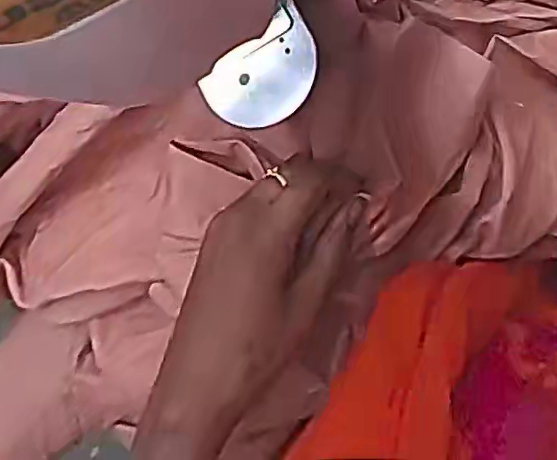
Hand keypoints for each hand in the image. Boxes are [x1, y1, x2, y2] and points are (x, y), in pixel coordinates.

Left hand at [137, 156, 364, 458]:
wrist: (194, 386)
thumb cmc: (257, 351)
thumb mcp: (307, 302)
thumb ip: (333, 246)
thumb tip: (354, 208)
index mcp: (266, 226)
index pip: (309, 175)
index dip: (340, 176)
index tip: (362, 189)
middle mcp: (240, 211)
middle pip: (288, 171)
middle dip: (320, 177)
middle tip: (347, 201)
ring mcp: (223, 220)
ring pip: (270, 182)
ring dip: (298, 188)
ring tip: (324, 219)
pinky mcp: (214, 233)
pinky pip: (253, 199)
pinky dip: (278, 202)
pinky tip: (292, 232)